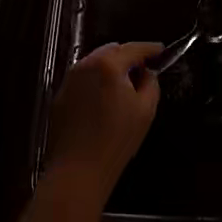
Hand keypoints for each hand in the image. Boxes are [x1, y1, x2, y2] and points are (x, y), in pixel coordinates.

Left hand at [44, 42, 161, 201]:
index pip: (134, 48)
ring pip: (95, 63)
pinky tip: (101, 103)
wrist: (76, 172)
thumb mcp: (146, 110)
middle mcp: (86, 65)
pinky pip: (82, 80)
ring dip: (110, 68)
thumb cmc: (116, 141)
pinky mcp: (59, 96)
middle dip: (128, 57)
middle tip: (141, 73)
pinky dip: (95, 82)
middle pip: (112, 50)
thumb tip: (146, 73)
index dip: (151, 49)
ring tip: (121, 88)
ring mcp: (69, 80)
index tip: (161, 51)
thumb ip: (151, 83)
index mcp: (109, 65)